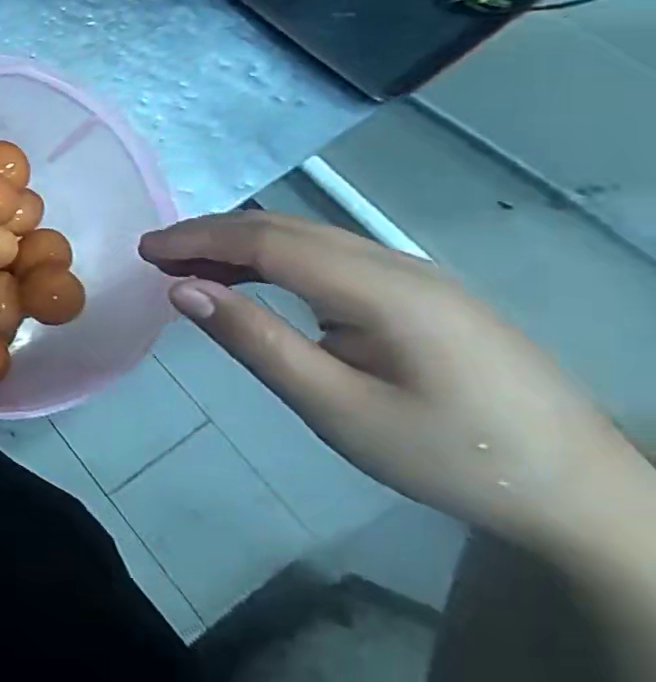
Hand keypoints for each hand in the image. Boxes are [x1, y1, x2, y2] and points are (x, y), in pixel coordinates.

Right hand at [138, 211, 655, 564]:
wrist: (578, 493)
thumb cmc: (445, 454)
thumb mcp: (336, 408)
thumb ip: (256, 341)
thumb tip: (181, 289)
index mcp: (382, 291)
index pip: (268, 241)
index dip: (198, 239)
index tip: (143, 252)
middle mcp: (399, 266)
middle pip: (285, 227)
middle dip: (209, 234)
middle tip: (153, 256)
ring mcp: (415, 275)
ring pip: (306, 236)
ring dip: (239, 243)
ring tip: (188, 267)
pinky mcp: (421, 292)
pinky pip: (329, 255)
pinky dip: (273, 257)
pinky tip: (251, 281)